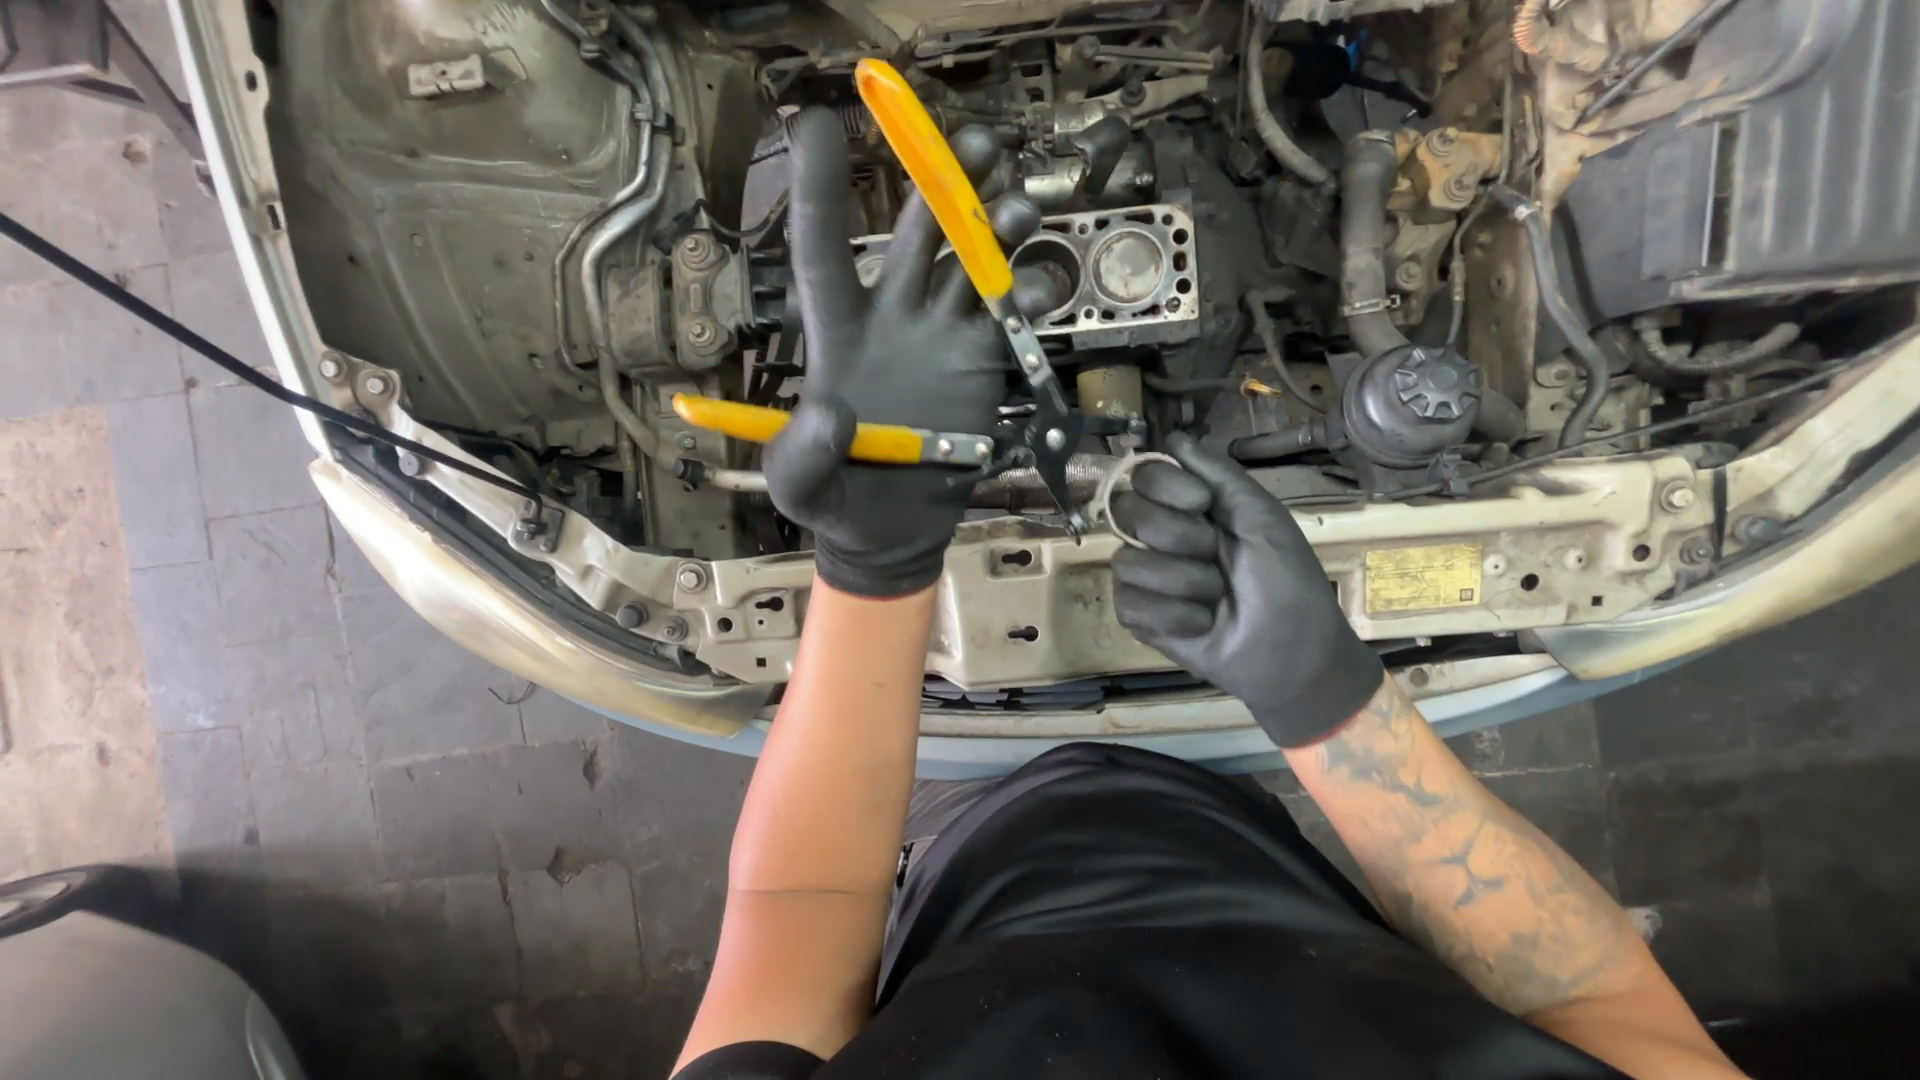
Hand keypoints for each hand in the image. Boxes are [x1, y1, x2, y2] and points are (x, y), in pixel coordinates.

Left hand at [764, 107, 1055, 597]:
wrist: (893, 531)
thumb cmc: (837, 502)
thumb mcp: (799, 487)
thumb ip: (801, 456)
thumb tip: (828, 410)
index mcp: (838, 334)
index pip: (824, 252)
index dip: (822, 193)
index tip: (821, 125)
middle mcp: (894, 319)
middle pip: (918, 234)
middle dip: (944, 183)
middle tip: (975, 144)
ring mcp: (943, 338)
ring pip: (975, 261)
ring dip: (998, 226)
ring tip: (1021, 210)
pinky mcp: (983, 364)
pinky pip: (1014, 314)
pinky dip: (1034, 292)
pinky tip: (1044, 289)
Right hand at [1111, 432, 1384, 746]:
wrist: (1292, 651)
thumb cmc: (1286, 580)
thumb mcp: (1261, 518)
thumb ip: (1218, 474)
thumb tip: (1173, 436)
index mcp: (1188, 507)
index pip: (1145, 474)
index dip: (1166, 486)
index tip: (1202, 505)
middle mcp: (1158, 535)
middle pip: (1128, 511)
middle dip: (1180, 538)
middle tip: (1216, 558)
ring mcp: (1144, 577)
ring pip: (1128, 561)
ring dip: (1184, 582)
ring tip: (1215, 598)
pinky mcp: (1137, 617)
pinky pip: (1129, 601)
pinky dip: (1173, 614)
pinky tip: (1200, 623)